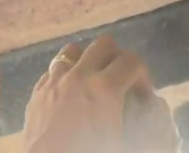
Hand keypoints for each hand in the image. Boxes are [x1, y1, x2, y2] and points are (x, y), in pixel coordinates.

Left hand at [23, 37, 176, 152]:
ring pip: (74, 50)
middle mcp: (79, 76)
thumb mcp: (123, 143)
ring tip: (91, 81)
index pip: (133, 61)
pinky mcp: (36, 93)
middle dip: (117, 59)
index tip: (144, 95)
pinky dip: (65, 76)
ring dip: (86, 60)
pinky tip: (68, 95)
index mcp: (104, 89)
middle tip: (121, 81)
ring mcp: (54, 82)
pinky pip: (53, 71)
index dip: (143, 75)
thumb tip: (152, 115)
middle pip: (104, 44)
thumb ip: (138, 123)